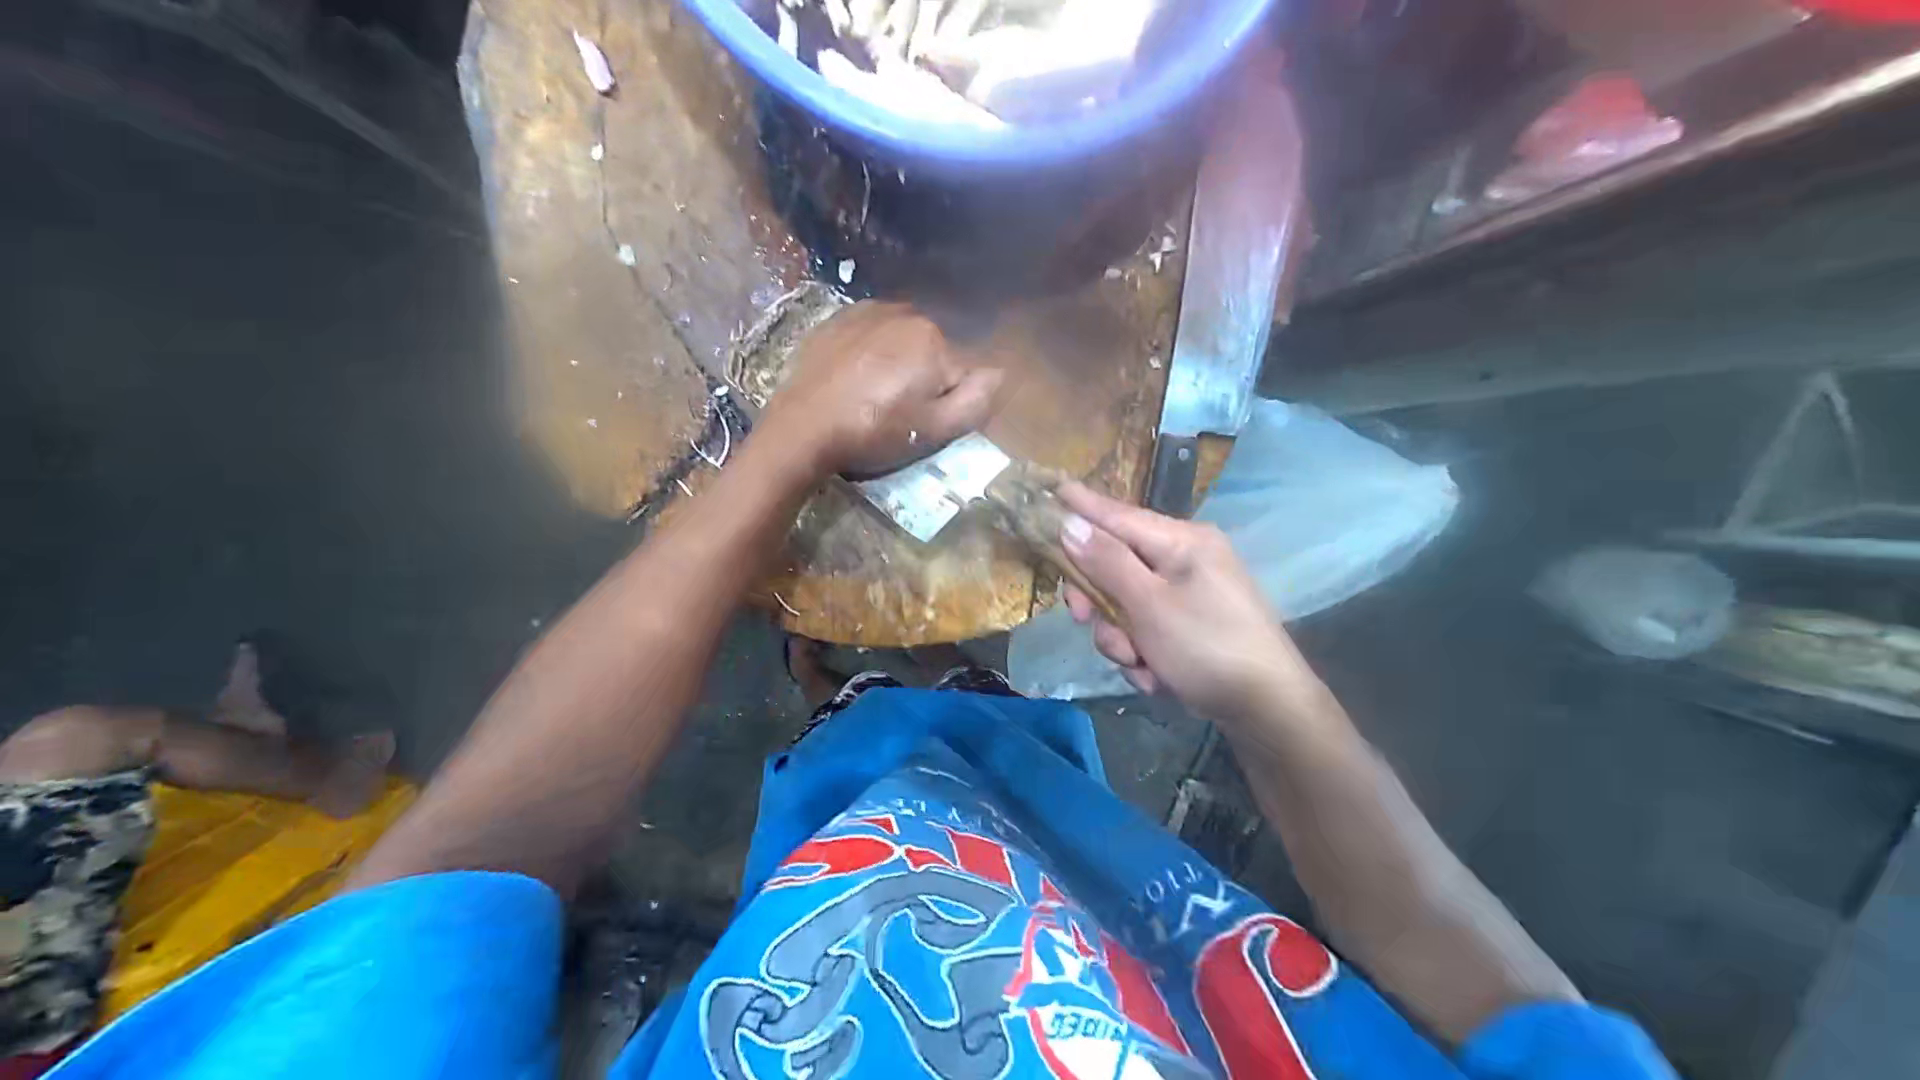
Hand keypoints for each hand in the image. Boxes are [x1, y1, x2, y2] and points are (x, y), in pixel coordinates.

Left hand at [760, 301, 1003, 477]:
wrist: (803, 427)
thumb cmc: (874, 432)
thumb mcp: (935, 429)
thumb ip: (977, 399)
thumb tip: (1003, 371)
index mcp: (934, 339)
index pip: (961, 371)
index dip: (948, 401)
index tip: (922, 421)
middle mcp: (906, 312)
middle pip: (932, 352)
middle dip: (924, 378)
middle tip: (897, 412)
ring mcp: (868, 311)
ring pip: (902, 340)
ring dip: (898, 363)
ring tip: (874, 395)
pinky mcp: (839, 318)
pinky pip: (873, 333)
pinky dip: (873, 352)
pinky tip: (857, 378)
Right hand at [1057, 482, 1325, 726]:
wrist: (1270, 710)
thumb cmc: (1207, 647)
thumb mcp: (1149, 604)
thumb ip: (1107, 561)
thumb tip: (1070, 522)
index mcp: (1181, 541)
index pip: (1118, 515)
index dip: (1081, 506)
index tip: (1050, 489)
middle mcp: (1186, 560)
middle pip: (1116, 565)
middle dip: (1101, 602)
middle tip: (1084, 620)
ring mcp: (1190, 594)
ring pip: (1127, 605)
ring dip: (1123, 639)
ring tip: (1140, 666)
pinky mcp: (1192, 625)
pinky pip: (1148, 629)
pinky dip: (1145, 654)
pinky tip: (1157, 677)